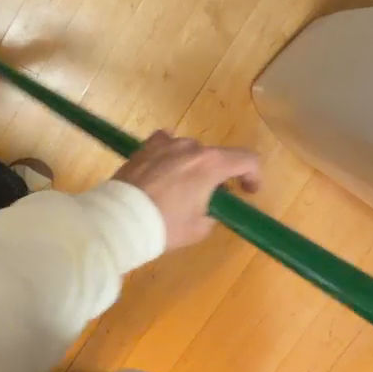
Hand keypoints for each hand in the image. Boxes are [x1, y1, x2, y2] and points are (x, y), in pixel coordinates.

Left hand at [112, 131, 261, 250]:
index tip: (248, 192)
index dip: (254, 175)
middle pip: (214, 156)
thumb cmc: (164, 225)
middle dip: (217, 174)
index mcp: (210, 164)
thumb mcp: (199, 227)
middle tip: (209, 196)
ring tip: (180, 188)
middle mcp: (190, 147)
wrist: (118, 219)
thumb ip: (212, 212)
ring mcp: (164, 144)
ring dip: (191, 166)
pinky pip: (164, 144)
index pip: (246, 159)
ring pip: (188, 151)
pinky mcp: (143, 148)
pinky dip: (169, 154)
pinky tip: (165, 165)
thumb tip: (207, 206)